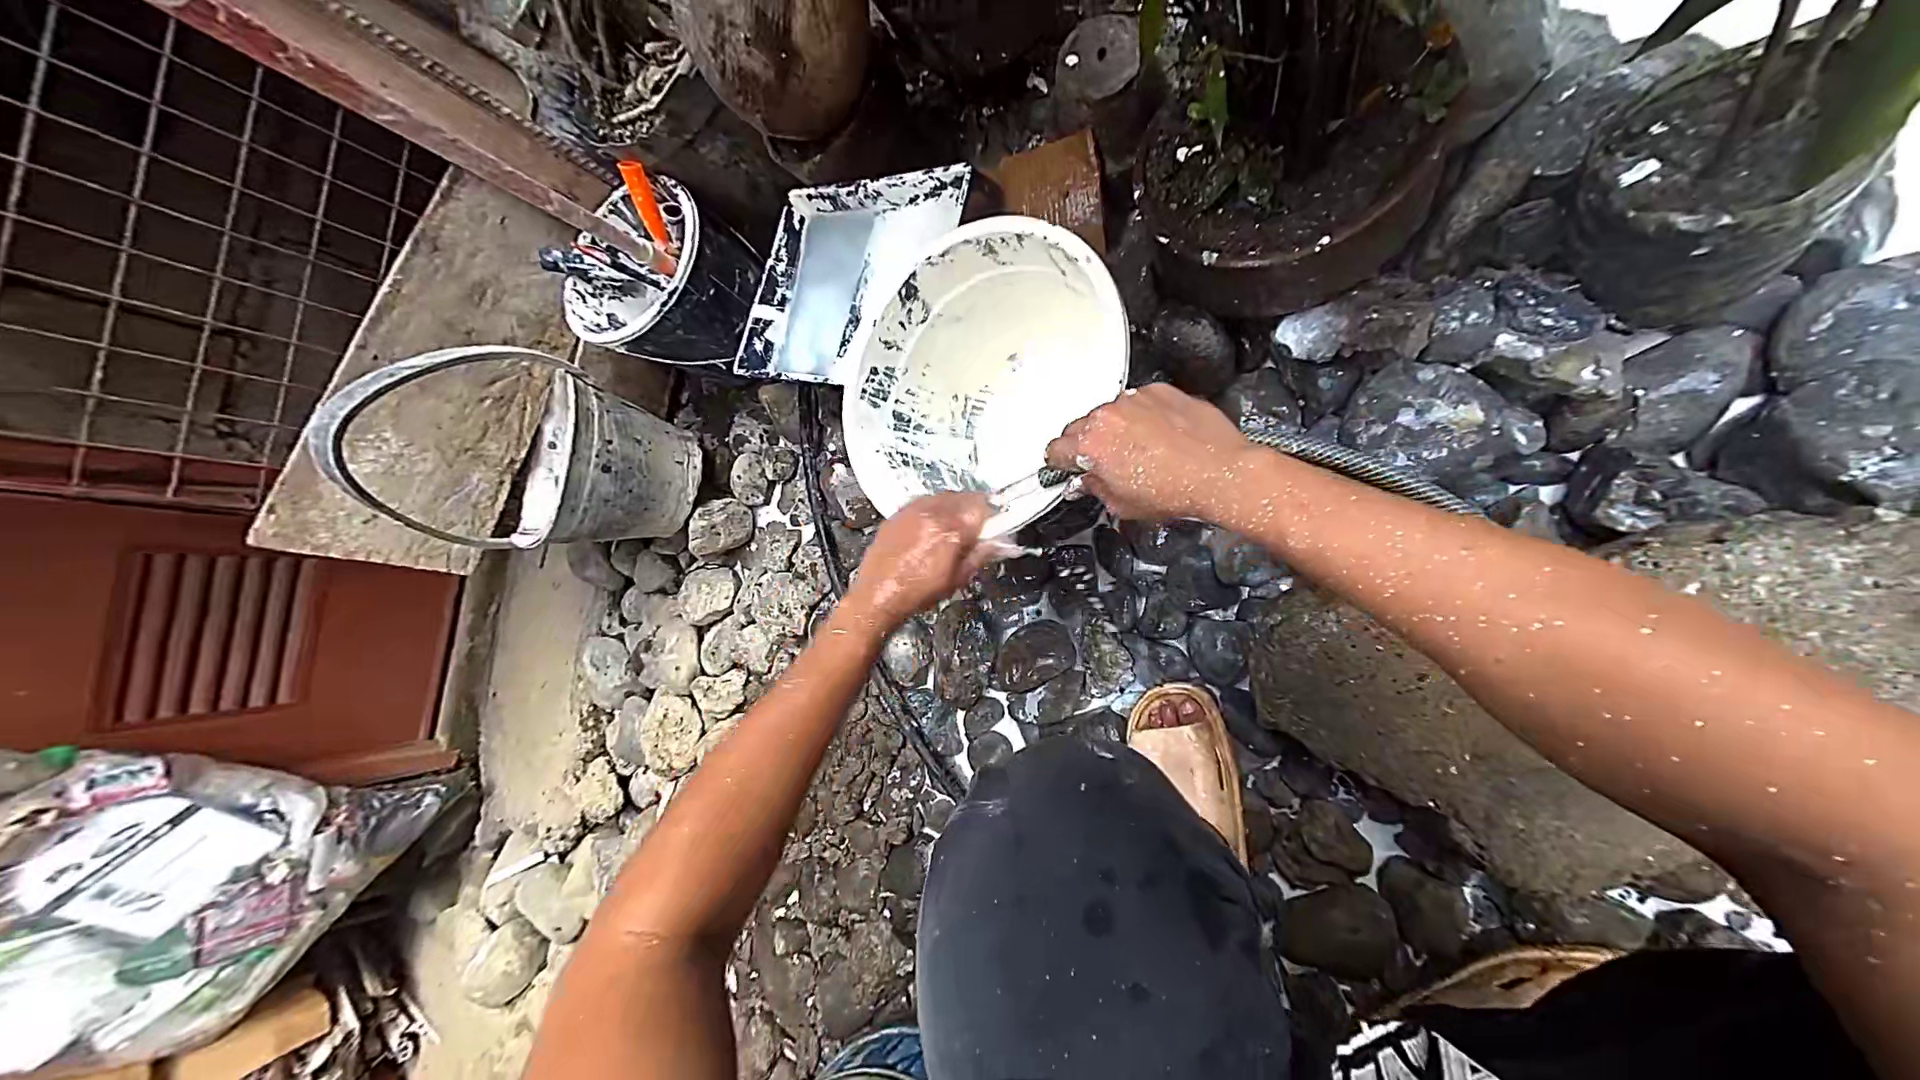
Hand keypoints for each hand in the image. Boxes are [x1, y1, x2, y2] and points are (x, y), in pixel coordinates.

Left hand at [842, 493, 993, 627]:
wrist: (877, 596)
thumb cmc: (915, 593)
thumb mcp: (958, 579)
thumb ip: (981, 555)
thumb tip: (999, 543)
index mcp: (951, 530)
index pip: (983, 507)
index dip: (995, 515)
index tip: (997, 523)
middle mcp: (932, 514)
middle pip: (965, 497)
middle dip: (976, 508)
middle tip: (979, 525)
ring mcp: (912, 510)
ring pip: (945, 496)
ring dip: (956, 506)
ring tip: (956, 525)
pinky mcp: (898, 513)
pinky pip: (924, 501)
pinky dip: (935, 508)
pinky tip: (934, 525)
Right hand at [1045, 383, 1253, 521]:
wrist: (1221, 473)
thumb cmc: (1178, 489)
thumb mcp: (1123, 504)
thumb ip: (1095, 488)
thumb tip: (1088, 481)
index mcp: (1091, 444)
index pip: (1056, 449)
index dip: (1061, 462)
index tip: (1068, 465)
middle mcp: (1108, 416)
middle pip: (1081, 427)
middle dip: (1090, 444)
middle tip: (1109, 463)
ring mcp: (1135, 400)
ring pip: (1111, 413)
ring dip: (1117, 428)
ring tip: (1141, 450)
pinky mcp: (1160, 391)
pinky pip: (1140, 401)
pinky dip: (1144, 415)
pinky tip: (1159, 436)